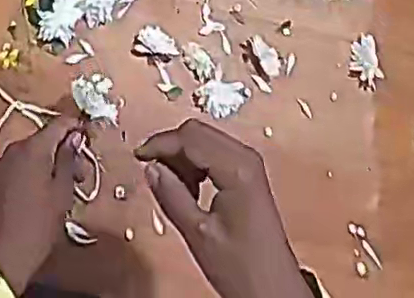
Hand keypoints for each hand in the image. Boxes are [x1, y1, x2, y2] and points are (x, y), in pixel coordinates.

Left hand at [0, 117, 89, 292]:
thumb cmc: (38, 224)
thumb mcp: (62, 192)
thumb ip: (69, 158)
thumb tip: (74, 137)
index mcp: (34, 147)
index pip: (59, 123)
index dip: (76, 127)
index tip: (88, 138)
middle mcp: (13, 150)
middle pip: (43, 139)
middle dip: (62, 150)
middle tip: (78, 173)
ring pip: (28, 154)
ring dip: (45, 162)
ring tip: (58, 186)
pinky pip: (14, 168)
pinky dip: (28, 172)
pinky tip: (35, 193)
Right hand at [136, 120, 312, 297]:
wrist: (273, 288)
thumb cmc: (241, 267)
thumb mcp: (198, 234)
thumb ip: (172, 196)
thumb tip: (151, 168)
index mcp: (237, 167)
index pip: (191, 137)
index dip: (161, 143)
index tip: (140, 155)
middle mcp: (246, 156)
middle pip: (199, 132)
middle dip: (171, 147)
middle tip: (151, 169)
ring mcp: (249, 162)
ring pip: (206, 140)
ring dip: (184, 156)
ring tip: (172, 187)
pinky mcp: (248, 171)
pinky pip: (215, 152)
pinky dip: (197, 163)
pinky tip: (189, 189)